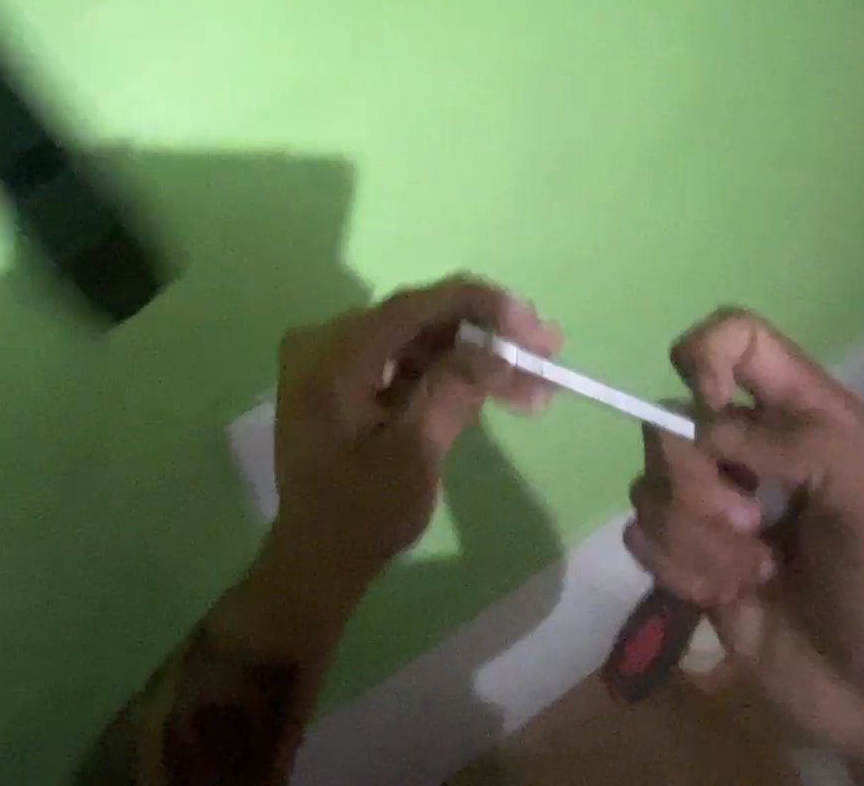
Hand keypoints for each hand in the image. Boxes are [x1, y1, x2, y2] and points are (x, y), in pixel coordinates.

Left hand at [265, 276, 561, 601]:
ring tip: (537, 381)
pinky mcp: (344, 379)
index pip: (411, 307)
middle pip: (416, 321)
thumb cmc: (360, 513)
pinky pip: (401, 361)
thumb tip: (498, 350)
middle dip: (484, 335)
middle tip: (547, 349)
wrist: (316, 557)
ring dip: (473, 357)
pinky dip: (446, 374)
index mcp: (332, 355)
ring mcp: (331, 359)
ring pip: (415, 341)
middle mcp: (324, 342)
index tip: (532, 322)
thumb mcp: (413, 453)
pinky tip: (499, 389)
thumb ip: (452, 391)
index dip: (477, 306)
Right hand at [627, 309, 863, 784]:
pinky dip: (681, 567)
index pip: (739, 340)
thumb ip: (801, 442)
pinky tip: (728, 595)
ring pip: (650, 481)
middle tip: (750, 521)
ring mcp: (717, 507)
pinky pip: (642, 536)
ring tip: (752, 572)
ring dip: (696, 535)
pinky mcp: (692, 558)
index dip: (705, 354)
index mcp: (808, 421)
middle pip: (671, 418)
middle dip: (698, 478)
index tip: (707, 403)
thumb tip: (704, 431)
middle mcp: (752, 453)